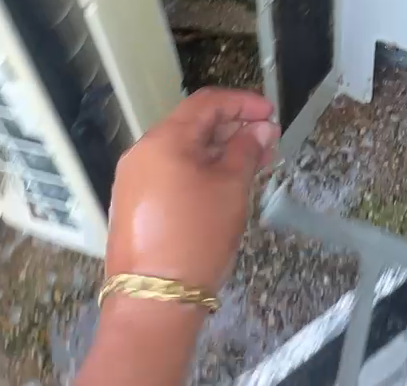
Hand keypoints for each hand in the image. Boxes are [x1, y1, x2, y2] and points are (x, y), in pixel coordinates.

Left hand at [104, 88, 279, 291]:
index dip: (243, 103)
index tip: (271, 114)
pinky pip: (172, 172)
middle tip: (268, 142)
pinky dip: (201, 170)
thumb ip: (247, 149)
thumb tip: (261, 128)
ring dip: (220, 151)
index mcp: (163, 140)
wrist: (154, 304)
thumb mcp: (231, 187)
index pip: (207, 103)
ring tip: (253, 164)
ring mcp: (134, 179)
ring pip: (184, 150)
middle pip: (194, 125)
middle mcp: (143, 152)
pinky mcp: (135, 204)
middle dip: (234, 128)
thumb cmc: (197, 235)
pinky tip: (226, 183)